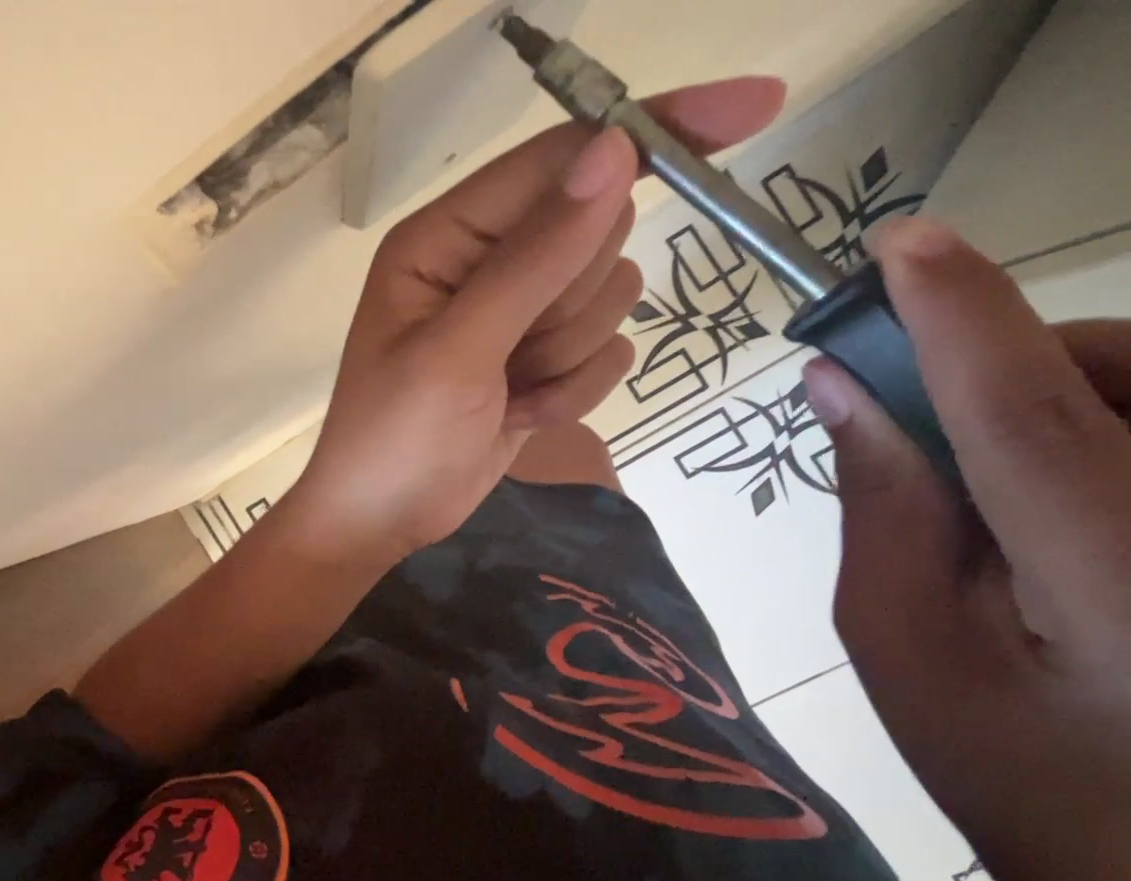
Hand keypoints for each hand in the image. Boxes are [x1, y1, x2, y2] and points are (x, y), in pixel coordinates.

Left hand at [283, 78, 787, 565]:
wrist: (383, 520)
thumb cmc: (395, 438)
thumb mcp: (457, 350)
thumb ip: (534, 257)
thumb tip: (614, 150)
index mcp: (445, 239)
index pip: (559, 159)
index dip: (651, 132)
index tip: (753, 105)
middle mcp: (483, 261)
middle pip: (596, 228)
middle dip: (569, 300)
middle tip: (510, 349)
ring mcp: (516, 311)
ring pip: (609, 293)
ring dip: (565, 355)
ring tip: (503, 390)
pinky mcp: (541, 358)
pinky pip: (607, 348)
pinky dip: (570, 391)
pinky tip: (517, 414)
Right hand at [806, 217, 1130, 880]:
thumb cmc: (1008, 768)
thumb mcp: (899, 642)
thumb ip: (880, 506)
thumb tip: (842, 391)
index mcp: (1111, 568)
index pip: (1025, 403)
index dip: (957, 312)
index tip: (900, 240)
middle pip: (1117, 373)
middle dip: (1014, 363)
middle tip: (930, 429)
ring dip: (1069, 394)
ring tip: (1015, 491)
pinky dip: (1107, 428)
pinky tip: (1077, 505)